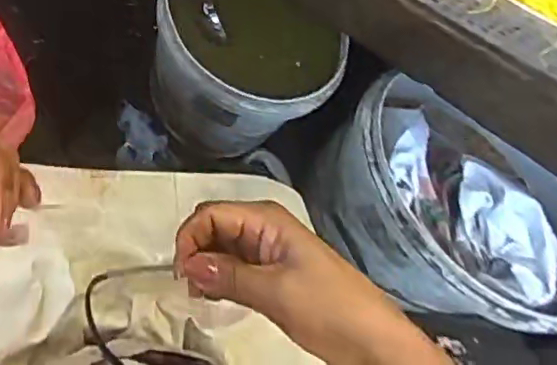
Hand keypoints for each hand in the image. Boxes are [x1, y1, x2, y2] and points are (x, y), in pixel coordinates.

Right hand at [175, 201, 449, 364]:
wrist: (376, 342)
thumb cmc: (330, 307)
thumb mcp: (276, 293)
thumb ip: (229, 276)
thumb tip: (189, 264)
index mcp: (266, 218)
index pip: (212, 213)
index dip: (190, 236)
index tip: (180, 272)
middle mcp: (264, 226)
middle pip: (215, 226)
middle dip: (196, 249)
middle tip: (186, 285)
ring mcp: (269, 249)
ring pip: (223, 247)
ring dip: (206, 265)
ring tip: (197, 294)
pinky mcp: (274, 272)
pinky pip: (236, 265)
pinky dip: (221, 277)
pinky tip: (213, 295)